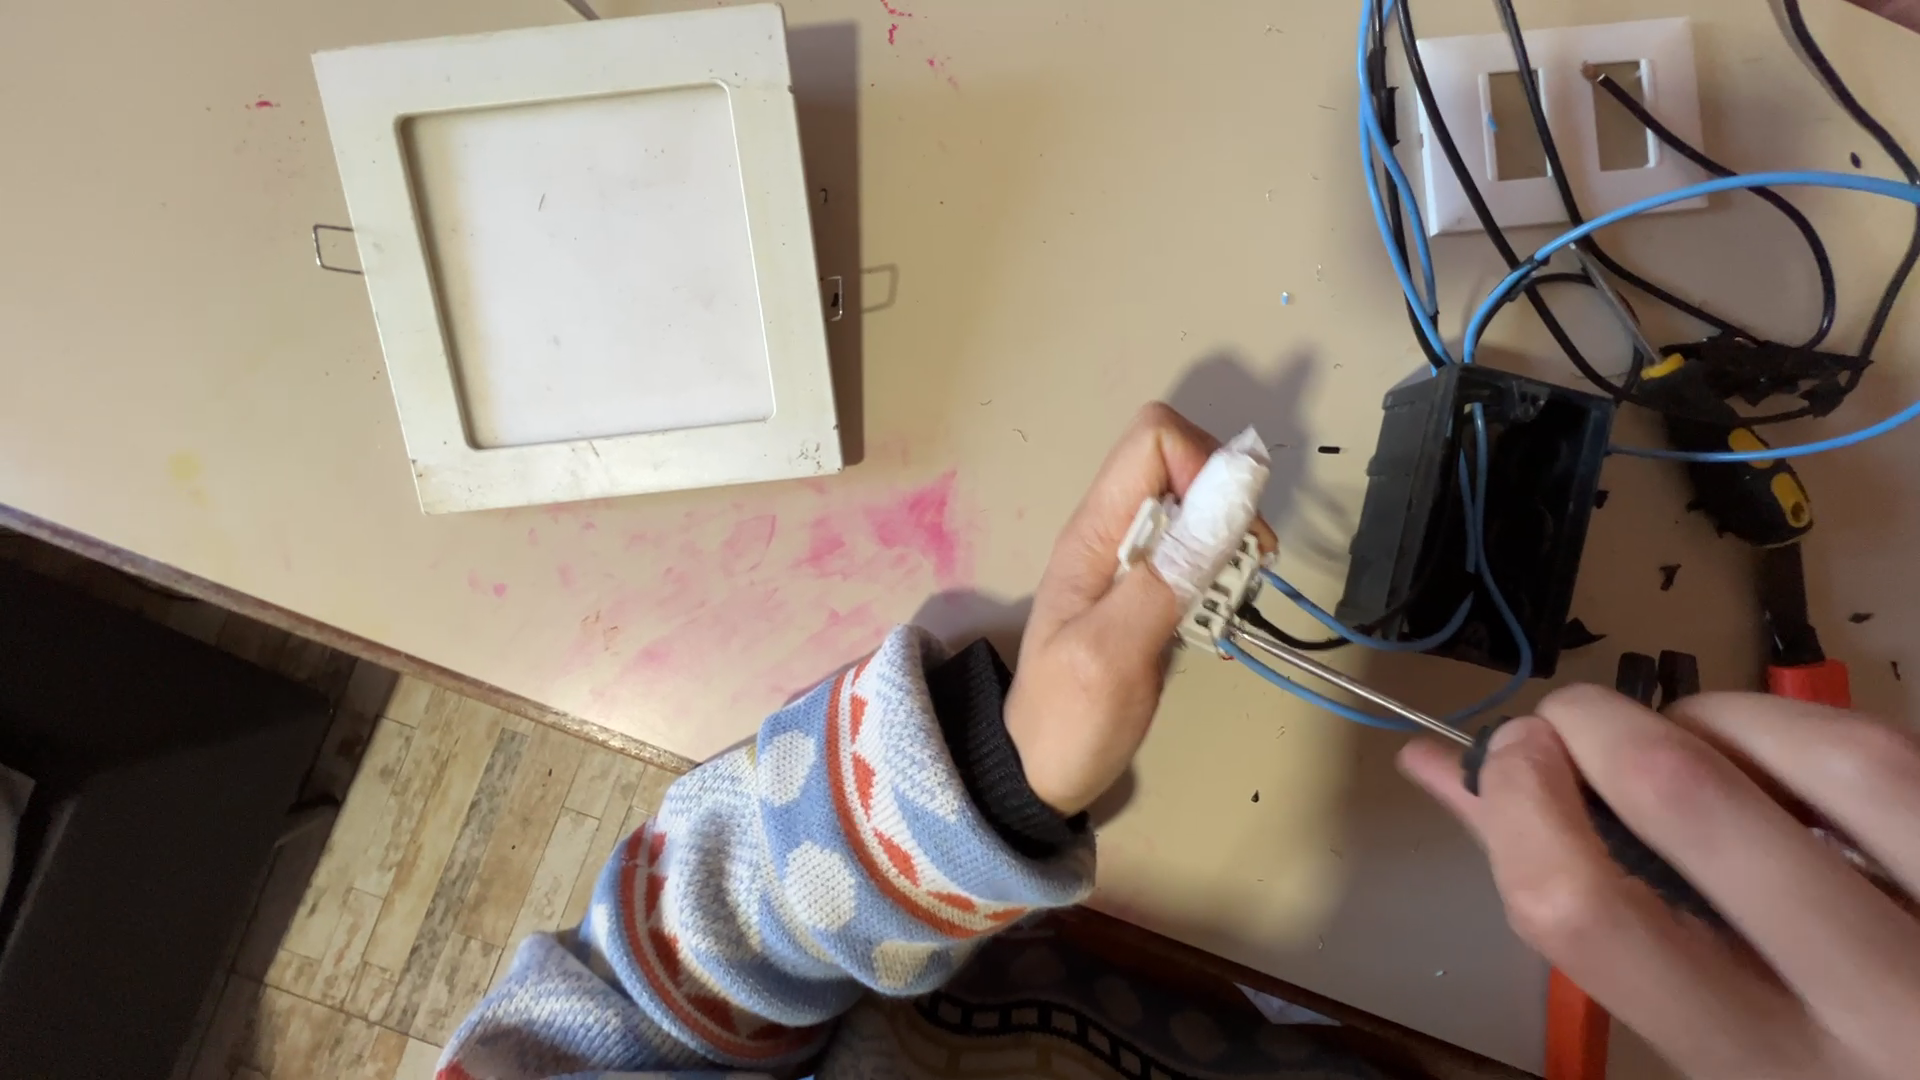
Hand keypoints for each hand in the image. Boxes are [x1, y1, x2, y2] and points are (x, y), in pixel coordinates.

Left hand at [1003, 403, 1272, 815]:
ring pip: (1195, 507)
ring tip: (1232, 595)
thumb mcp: (1110, 653)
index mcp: (1092, 532)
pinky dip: (1222, 569)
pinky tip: (1221, 611)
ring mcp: (1131, 561)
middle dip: (1227, 501)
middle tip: (1244, 567)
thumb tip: (1223, 505)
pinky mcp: (1149, 590)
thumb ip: (1162, 580)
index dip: (1201, 462)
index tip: (1229, 528)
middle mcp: (1112, 533)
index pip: (1150, 440)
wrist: (1042, 767)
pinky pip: (1197, 551)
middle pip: (1180, 462)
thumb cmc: (1067, 717)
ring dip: (1230, 539)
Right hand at [1400, 685, 1919, 1078]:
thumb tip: (1428, 762)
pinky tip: (1788, 762)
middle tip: (1575, 723)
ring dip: (1712, 715)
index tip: (1509, 751)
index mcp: (1756, 1063)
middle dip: (1591, 720)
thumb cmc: (1808, 1056)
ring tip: (1693, 738)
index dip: (1518, 797)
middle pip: (1678, 795)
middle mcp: (1886, 1020)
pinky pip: (1894, 749)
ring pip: (1817, 752)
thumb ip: (1546, 878)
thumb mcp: (1679, 1004)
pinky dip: (1802, 728)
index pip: (1579, 906)